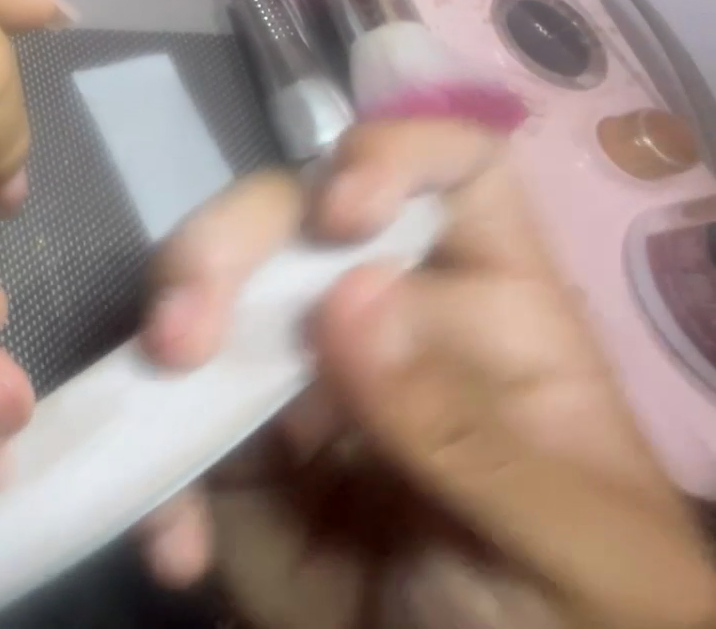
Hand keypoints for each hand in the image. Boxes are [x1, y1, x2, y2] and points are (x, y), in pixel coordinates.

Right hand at [137, 121, 715, 627]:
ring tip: (159, 396)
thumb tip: (354, 293)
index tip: (337, 217)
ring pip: (201, 286)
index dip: (388, 163)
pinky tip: (179, 541)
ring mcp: (281, 372)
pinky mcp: (213, 433)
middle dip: (218, 252)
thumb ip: (468, 430)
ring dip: (163, 322)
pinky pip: (156, 404)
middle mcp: (369, 320)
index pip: (449, 181)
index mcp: (484, 320)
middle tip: (182, 339)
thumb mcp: (569, 556)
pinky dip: (150, 462)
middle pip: (283, 215)